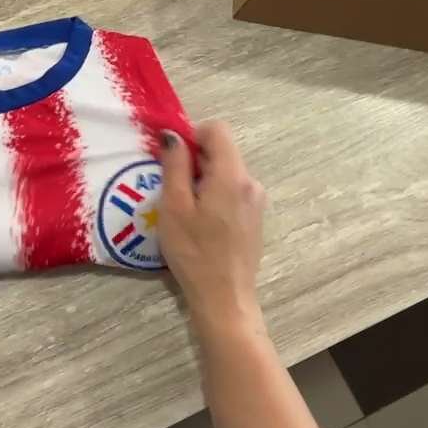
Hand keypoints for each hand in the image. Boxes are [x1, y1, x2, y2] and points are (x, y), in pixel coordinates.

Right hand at [158, 120, 265, 331]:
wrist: (224, 297)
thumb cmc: (194, 251)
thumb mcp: (174, 205)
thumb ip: (175, 164)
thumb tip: (173, 135)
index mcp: (232, 175)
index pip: (217, 129)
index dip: (192, 134)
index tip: (172, 157)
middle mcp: (250, 182)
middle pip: (222, 151)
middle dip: (194, 160)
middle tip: (171, 187)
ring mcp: (256, 201)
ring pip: (226, 172)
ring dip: (202, 179)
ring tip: (183, 209)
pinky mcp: (255, 217)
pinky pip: (232, 190)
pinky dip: (213, 194)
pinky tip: (200, 222)